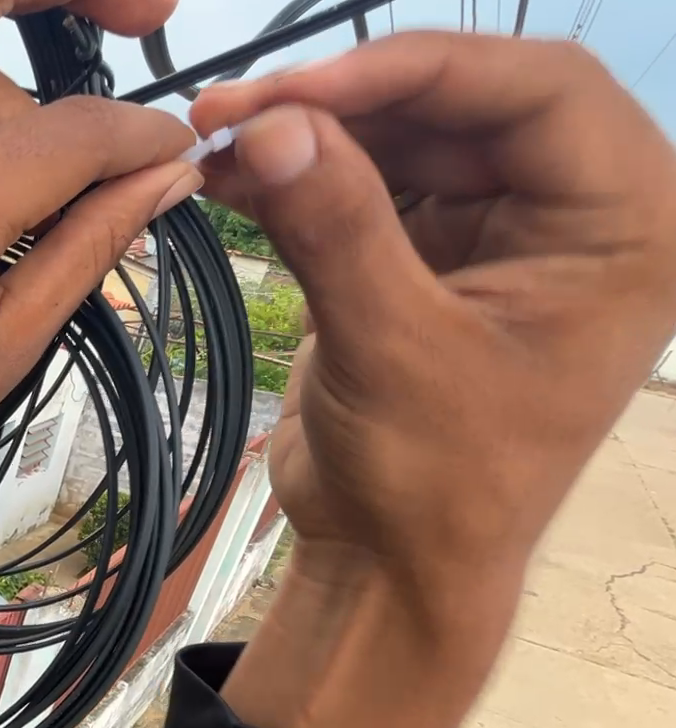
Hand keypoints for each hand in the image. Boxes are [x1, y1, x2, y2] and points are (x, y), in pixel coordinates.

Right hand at [191, 33, 675, 727]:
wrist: (388, 554)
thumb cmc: (432, 473)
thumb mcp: (391, 345)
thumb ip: (337, 229)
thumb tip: (265, 130)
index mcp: (622, 219)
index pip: (531, 93)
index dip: (410, 72)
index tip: (287, 93)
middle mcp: (557, 213)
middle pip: (450, 116)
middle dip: (334, 109)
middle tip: (224, 116)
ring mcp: (476, 242)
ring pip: (389, 156)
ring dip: (298, 149)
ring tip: (208, 146)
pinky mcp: (404, 272)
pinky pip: (347, 208)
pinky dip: (286, 195)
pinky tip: (226, 186)